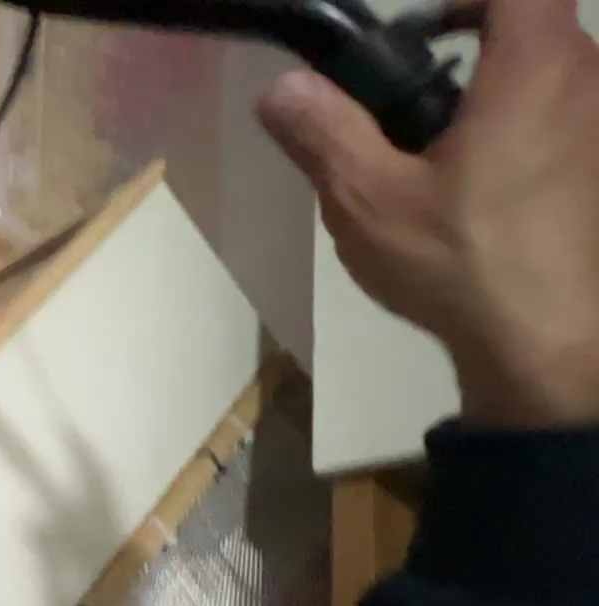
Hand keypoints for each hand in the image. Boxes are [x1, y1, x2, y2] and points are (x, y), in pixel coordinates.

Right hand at [257, 0, 598, 428]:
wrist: (544, 329)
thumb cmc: (454, 256)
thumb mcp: (365, 198)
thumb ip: (325, 135)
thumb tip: (282, 87)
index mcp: (535, 72)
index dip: (458, 4)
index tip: (405, 43)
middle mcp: (587, 81)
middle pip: (529, 36)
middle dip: (459, 62)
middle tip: (389, 123)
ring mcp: (596, 127)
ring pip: (539, 86)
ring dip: (479, 107)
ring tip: (417, 173)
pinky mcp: (590, 170)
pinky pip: (548, 129)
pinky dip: (500, 144)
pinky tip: (458, 203)